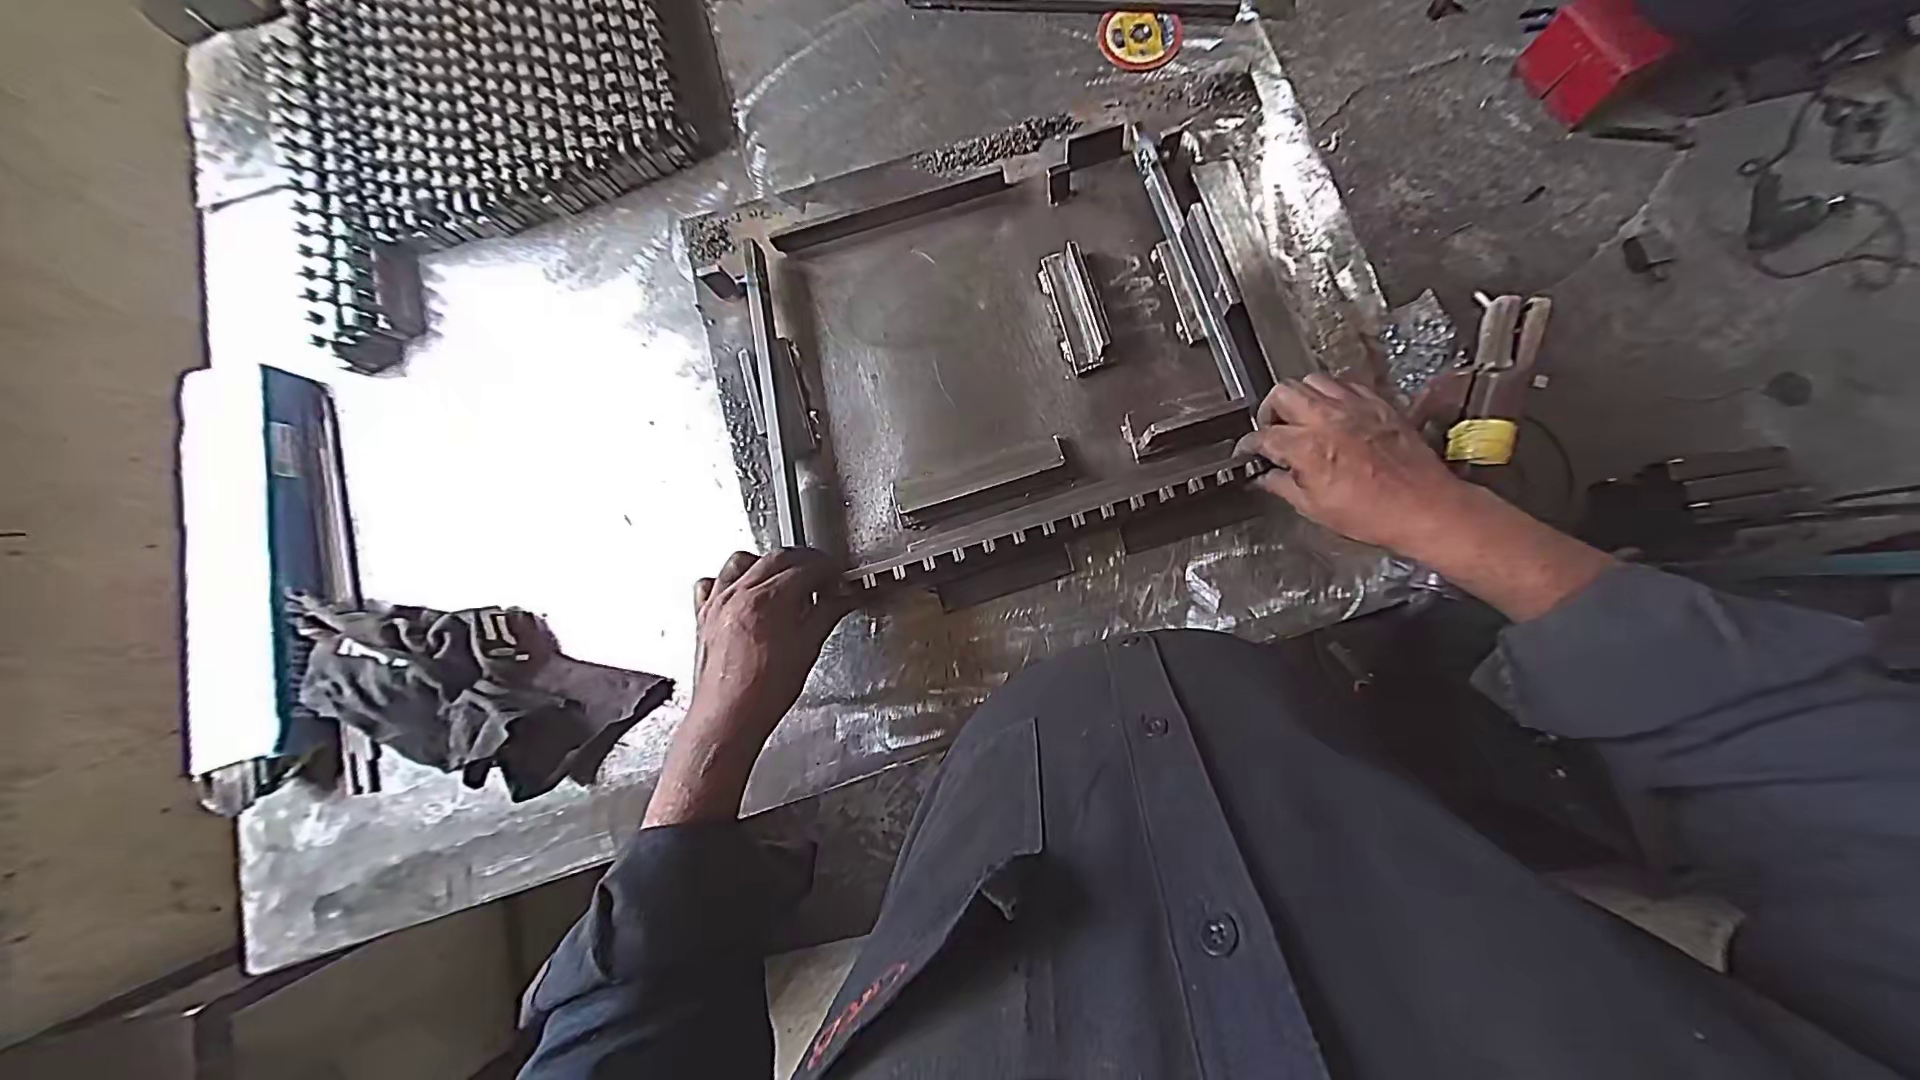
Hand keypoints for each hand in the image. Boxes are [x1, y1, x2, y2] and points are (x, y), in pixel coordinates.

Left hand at [646, 548, 849, 826]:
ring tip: (784, 578)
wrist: (728, 718)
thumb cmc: (762, 692)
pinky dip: (729, 580)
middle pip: (777, 557)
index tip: (837, 575)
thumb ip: (826, 614)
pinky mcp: (704, 615)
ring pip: (742, 561)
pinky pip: (712, 582)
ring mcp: (718, 602)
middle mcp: (740, 593)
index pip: (807, 567)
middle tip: (821, 573)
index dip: (828, 569)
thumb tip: (843, 598)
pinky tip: (744, 592)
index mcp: (770, 599)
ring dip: (766, 563)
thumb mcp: (808, 647)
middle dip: (804, 561)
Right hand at [1236, 374, 1474, 554]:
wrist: (1424, 508)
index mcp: (1307, 447)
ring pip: (1312, 381)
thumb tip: (1265, 478)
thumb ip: (1281, 485)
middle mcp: (1329, 419)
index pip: (1262, 435)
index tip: (1247, 451)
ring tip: (1300, 418)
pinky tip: (1332, 414)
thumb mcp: (1312, 507)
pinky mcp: (1379, 406)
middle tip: (1271, 430)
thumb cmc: (1374, 513)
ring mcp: (1356, 408)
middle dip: (1269, 411)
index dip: (1248, 445)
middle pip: (1282, 393)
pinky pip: (1346, 385)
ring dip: (1300, 398)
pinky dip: (1332, 395)